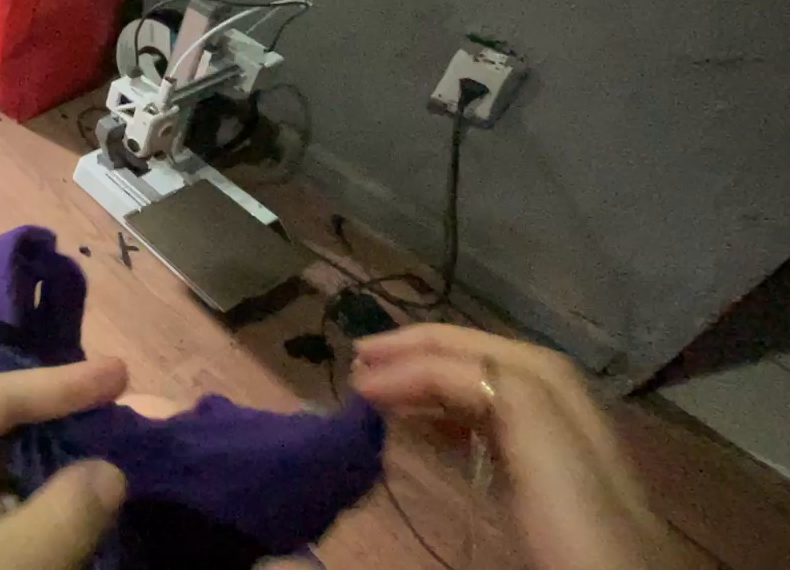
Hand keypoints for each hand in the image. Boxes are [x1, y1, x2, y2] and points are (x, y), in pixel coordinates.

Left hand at [0, 357, 130, 569]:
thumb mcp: (10, 564)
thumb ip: (68, 512)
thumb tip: (110, 470)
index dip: (64, 384)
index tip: (121, 371)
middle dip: (56, 416)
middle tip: (117, 402)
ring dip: (50, 460)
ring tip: (106, 442)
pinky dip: (35, 499)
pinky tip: (74, 498)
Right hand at [351, 324, 679, 569]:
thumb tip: (281, 562)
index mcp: (586, 522)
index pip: (519, 393)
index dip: (429, 369)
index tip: (360, 391)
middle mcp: (610, 494)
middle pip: (538, 371)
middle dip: (443, 345)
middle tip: (365, 358)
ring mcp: (612, 502)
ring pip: (543, 391)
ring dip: (456, 367)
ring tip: (386, 383)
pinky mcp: (599, 517)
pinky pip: (539, 429)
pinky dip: (476, 404)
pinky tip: (429, 428)